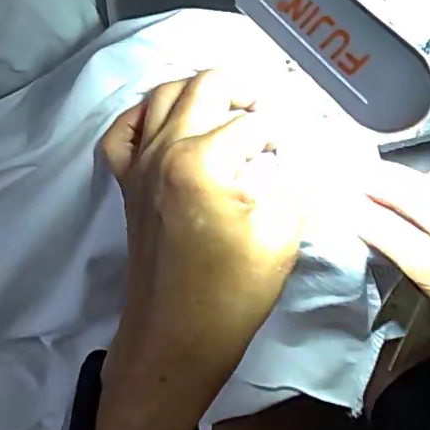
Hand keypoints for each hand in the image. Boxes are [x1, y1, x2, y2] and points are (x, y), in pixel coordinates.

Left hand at [92, 70, 302, 429]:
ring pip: (164, 93)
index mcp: (201, 161)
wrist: (172, 344)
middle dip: (249, 91)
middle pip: (207, 85)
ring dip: (202, 92)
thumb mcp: (281, 237)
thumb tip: (306, 148)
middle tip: (275, 118)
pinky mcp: (126, 181)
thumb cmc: (230, 296)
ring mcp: (138, 163)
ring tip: (233, 113)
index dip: (289, 131)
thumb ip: (297, 180)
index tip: (306, 148)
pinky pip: (122, 130)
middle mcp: (163, 148)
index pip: (257, 121)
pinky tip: (171, 125)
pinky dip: (145, 116)